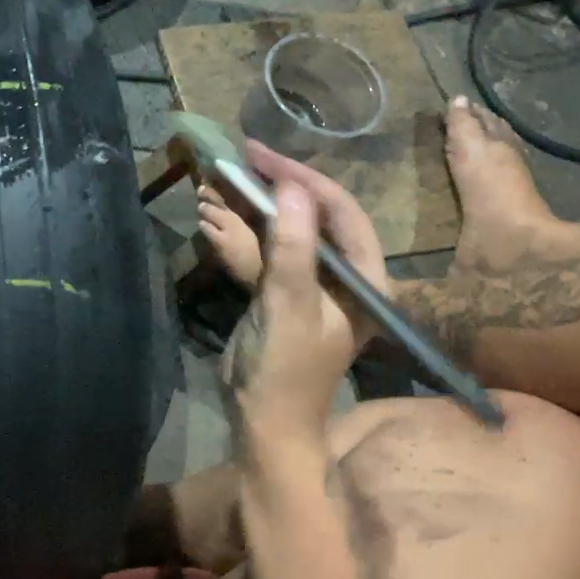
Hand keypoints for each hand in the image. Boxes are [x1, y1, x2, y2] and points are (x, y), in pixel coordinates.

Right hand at [198, 142, 387, 436]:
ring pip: (281, 233)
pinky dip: (238, 237)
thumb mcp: (290, 306)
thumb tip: (291, 188)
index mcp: (367, 279)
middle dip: (271, 190)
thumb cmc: (287, 369)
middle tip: (235, 162)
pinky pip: (262, 254)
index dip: (303, 179)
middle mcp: (343, 277)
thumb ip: (294, 248)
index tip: (262, 158)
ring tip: (213, 185)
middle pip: (310, 217)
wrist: (262, 420)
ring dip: (248, 211)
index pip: (342, 212)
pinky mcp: (278, 295)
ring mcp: (309, 286)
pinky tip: (212, 219)